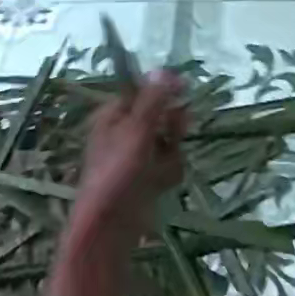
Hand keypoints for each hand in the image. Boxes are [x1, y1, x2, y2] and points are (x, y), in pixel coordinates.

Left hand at [70, 72, 186, 245]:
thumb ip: (153, 100)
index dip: (164, 91)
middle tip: (174, 134)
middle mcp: (124, 132)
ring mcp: (136, 156)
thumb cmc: (117, 173)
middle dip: (172, 126)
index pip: (143, 91)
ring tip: (161, 168)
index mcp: (113, 115)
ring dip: (172, 153)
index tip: (184, 89)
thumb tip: (165, 68)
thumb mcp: (137, 130)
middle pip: (161, 115)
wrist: (110, 227)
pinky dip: (169, 173)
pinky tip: (162, 184)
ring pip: (169, 141)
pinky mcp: (147, 178)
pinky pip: (169, 165)